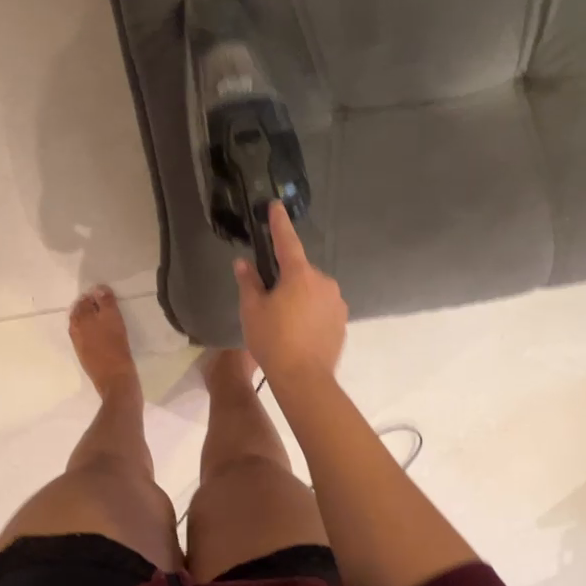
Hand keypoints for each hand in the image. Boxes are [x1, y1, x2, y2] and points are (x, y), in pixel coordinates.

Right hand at [234, 201, 347, 385]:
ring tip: (284, 324)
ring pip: (312, 291)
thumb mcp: (252, 311)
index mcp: (299, 274)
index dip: (279, 224)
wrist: (304, 378)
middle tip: (268, 303)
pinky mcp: (342, 320)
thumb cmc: (273, 341)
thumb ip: (249, 283)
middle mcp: (323, 281)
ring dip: (299, 299)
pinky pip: (322, 309)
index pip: (287, 242)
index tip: (275, 206)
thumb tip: (244, 264)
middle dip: (285, 281)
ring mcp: (336, 301)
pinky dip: (310, 314)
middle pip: (299, 272)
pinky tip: (299, 334)